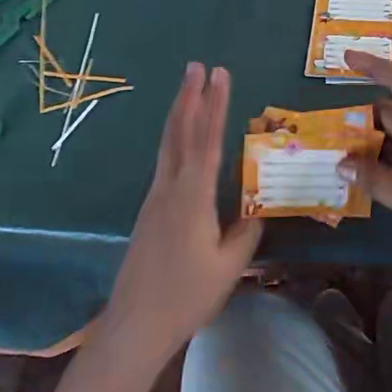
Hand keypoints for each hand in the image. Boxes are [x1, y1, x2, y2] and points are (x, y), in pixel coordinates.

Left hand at [85, 63, 261, 386]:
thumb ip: (246, 232)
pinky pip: (166, 164)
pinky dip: (176, 140)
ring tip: (189, 90)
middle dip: (190, 98)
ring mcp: (155, 200)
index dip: (215, 106)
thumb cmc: (186, 296)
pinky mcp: (150, 212)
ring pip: (168, 146)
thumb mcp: (229, 266)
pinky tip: (182, 141)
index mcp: (192, 197)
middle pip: (179, 133)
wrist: (135, 325)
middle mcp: (169, 189)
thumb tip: (257, 208)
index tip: (219, 75)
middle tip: (198, 66)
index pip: (206, 141)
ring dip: (179, 115)